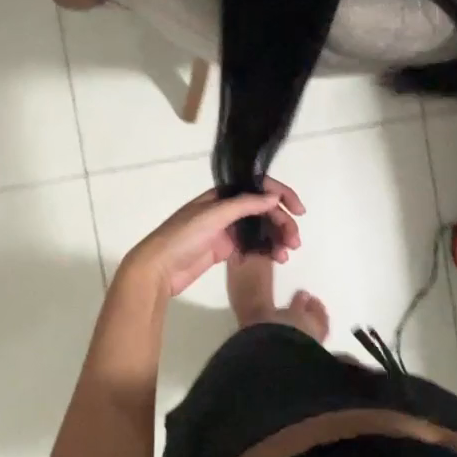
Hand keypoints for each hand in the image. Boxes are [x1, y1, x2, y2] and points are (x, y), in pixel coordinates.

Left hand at [118, 182, 304, 297]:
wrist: (157, 268)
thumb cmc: (181, 237)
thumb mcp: (212, 216)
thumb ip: (244, 205)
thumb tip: (273, 198)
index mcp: (221, 195)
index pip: (257, 188)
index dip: (280, 195)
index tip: (298, 211)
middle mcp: (225, 210)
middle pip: (262, 211)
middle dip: (282, 223)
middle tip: (294, 242)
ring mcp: (225, 231)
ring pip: (259, 230)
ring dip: (276, 238)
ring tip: (286, 254)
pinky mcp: (223, 250)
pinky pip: (251, 246)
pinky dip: (265, 250)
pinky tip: (275, 258)